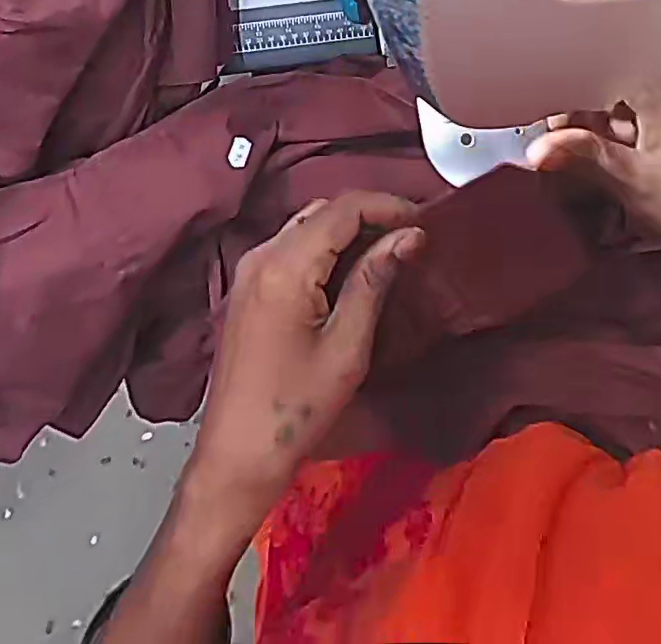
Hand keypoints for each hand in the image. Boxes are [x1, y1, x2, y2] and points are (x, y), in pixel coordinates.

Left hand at [186, 192, 424, 516]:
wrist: (236, 455)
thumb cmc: (296, 407)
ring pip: (307, 224)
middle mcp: (261, 254)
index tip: (424, 219)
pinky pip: (292, 245)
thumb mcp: (347, 345)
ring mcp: (249, 268)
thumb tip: (409, 235)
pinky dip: (326, 245)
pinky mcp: (248, 285)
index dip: (387, 205)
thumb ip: (374, 280)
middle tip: (410, 236)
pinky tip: (351, 267)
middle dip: (370, 214)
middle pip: (323, 210)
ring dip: (348, 228)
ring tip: (389, 248)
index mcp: (284, 266)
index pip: (342, 208)